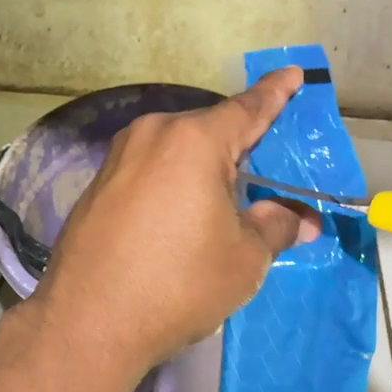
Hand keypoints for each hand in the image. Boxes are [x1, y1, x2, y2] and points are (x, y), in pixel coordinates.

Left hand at [0, 67, 315, 391]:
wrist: (87, 319)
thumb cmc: (177, 283)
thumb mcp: (242, 260)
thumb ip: (275, 226)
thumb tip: (303, 219)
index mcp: (195, 140)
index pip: (247, 108)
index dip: (275, 93)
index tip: (293, 72)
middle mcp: (156, 131)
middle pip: (211, 128)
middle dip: (240, 143)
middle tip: (268, 162)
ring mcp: (123, 152)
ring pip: (178, 145)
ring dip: (204, 162)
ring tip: (226, 194)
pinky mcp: (102, 177)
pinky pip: (152, 163)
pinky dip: (174, 176)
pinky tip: (182, 210)